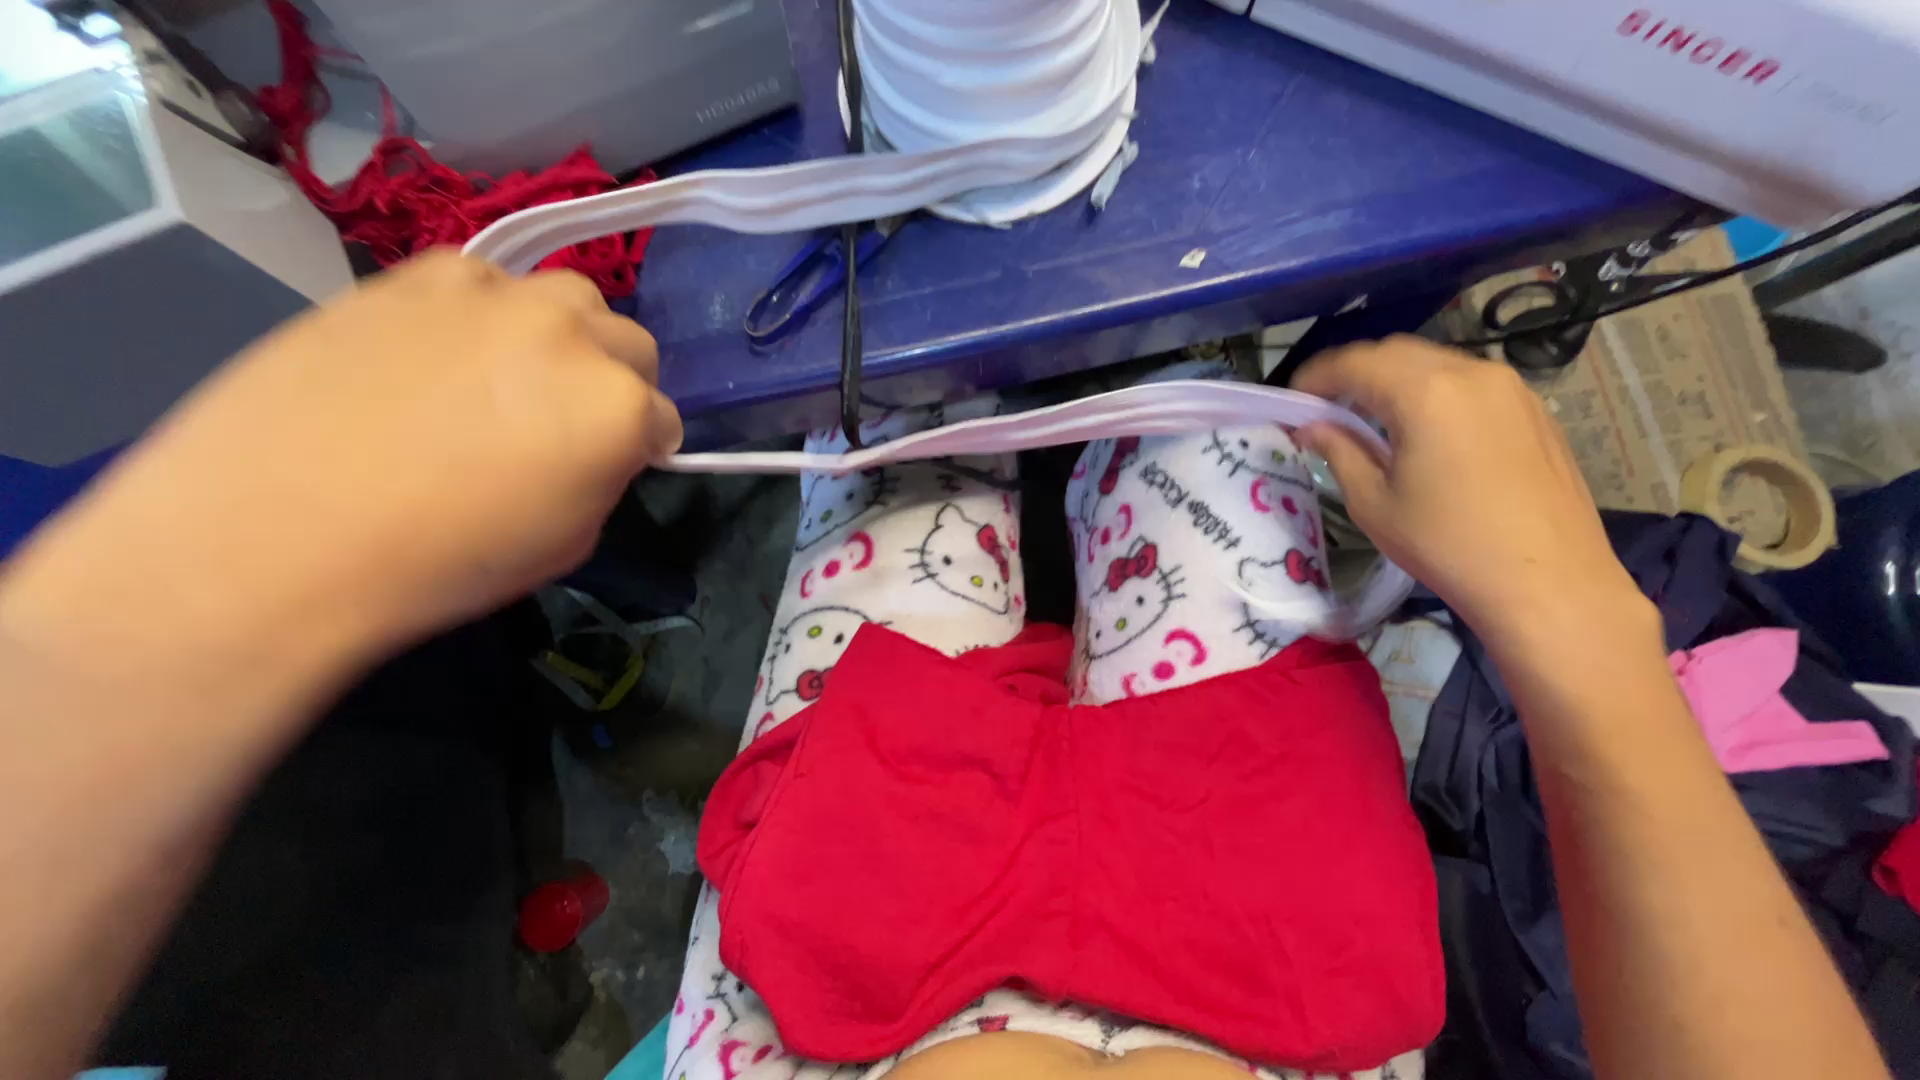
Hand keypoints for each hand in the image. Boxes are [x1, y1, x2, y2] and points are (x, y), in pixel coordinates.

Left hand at [2, 251, 680, 672]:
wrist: (275, 536)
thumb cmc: (441, 563)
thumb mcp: (568, 542)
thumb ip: (602, 477)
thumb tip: (595, 449)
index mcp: (619, 409)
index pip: (665, 420)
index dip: (643, 450)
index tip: (610, 468)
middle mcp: (570, 336)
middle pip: (631, 343)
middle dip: (616, 382)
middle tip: (566, 420)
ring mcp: (491, 295)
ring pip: (565, 298)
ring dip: (561, 336)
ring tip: (508, 375)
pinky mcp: (413, 276)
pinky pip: (482, 283)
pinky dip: (484, 315)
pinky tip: (441, 355)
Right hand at [1293, 337, 1645, 638]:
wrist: (1548, 581)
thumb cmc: (1446, 544)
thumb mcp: (1373, 503)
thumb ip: (1338, 452)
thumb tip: (1313, 428)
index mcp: (1425, 393)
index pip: (1355, 363)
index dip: (1316, 376)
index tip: (1293, 401)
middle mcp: (1470, 374)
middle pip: (1397, 353)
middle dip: (1354, 372)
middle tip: (1325, 405)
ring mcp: (1510, 388)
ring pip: (1436, 363)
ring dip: (1395, 380)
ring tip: (1370, 417)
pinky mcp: (1533, 409)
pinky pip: (1469, 383)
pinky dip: (1433, 392)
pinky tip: (1423, 430)